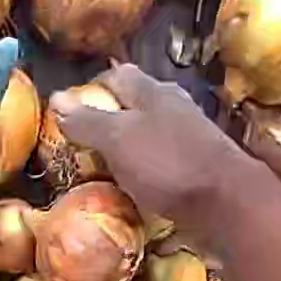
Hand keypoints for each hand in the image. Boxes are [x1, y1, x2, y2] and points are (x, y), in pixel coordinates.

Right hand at [59, 63, 280, 280]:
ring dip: (127, 145)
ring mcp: (187, 138)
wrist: (225, 204)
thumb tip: (56, 99)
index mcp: (153, 93)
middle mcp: (173, 108)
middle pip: (135, 103)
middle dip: (109, 117)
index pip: (117, 76)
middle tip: (80, 143)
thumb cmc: (168, 165)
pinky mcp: (195, 167)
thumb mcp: (120, 141)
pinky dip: (143, 169)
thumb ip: (89, 122)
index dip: (91, 88)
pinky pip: (160, 161)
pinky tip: (133, 186)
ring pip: (149, 132)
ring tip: (102, 166)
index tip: (68, 111)